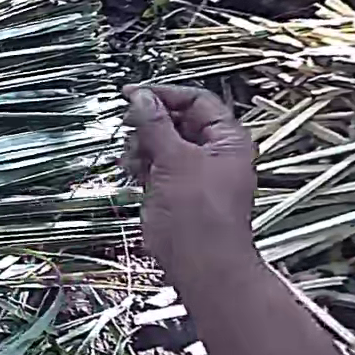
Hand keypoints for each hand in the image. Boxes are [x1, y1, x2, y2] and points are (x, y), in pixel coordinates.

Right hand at [122, 84, 257, 281]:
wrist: (198, 261)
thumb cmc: (200, 213)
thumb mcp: (176, 159)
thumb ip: (155, 125)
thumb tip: (140, 96)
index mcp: (226, 140)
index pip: (196, 102)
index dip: (165, 95)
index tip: (133, 94)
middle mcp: (211, 152)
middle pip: (175, 120)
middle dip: (149, 122)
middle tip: (128, 125)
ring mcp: (190, 170)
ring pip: (159, 142)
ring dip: (140, 144)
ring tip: (130, 155)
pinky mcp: (171, 187)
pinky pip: (151, 163)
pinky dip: (138, 162)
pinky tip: (129, 168)